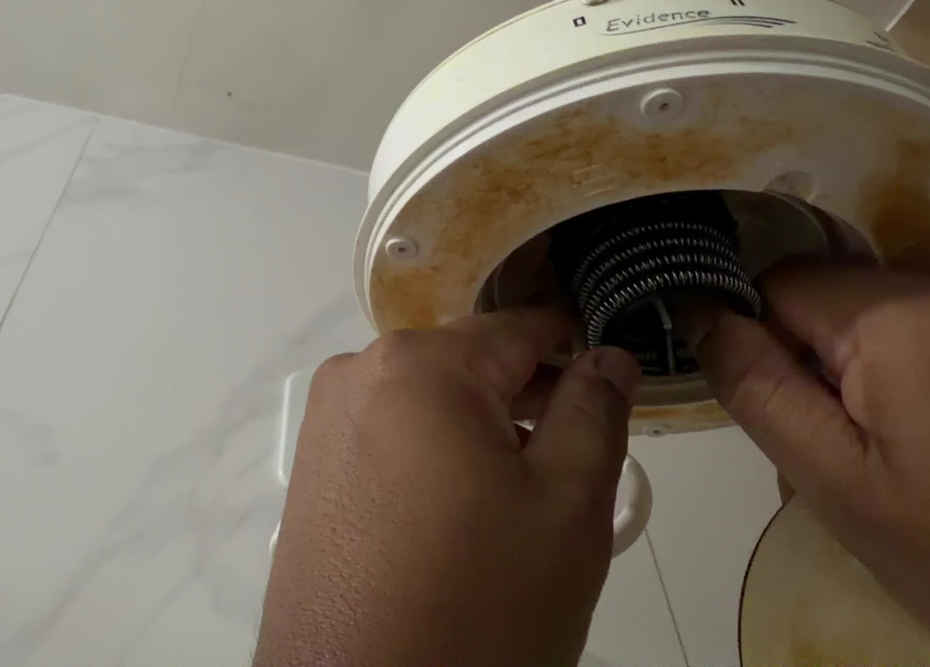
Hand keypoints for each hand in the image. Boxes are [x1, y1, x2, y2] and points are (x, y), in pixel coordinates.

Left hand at [255, 308, 640, 666]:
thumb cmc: (477, 603)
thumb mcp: (564, 507)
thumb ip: (594, 413)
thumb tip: (609, 353)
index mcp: (421, 362)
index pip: (519, 326)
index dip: (575, 343)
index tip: (615, 372)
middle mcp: (360, 369)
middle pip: (471, 361)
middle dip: (529, 396)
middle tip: (575, 458)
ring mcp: (327, 415)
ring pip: (431, 397)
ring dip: (483, 428)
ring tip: (522, 497)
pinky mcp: (314, 460)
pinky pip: (392, 429)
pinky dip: (435, 451)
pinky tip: (462, 512)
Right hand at [688, 264, 929, 665]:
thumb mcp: (847, 495)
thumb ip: (754, 387)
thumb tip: (693, 305)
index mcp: (914, 317)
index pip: (778, 282)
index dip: (766, 342)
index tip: (796, 416)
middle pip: (849, 296)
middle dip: (832, 362)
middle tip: (866, 459)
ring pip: (912, 312)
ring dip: (896, 368)